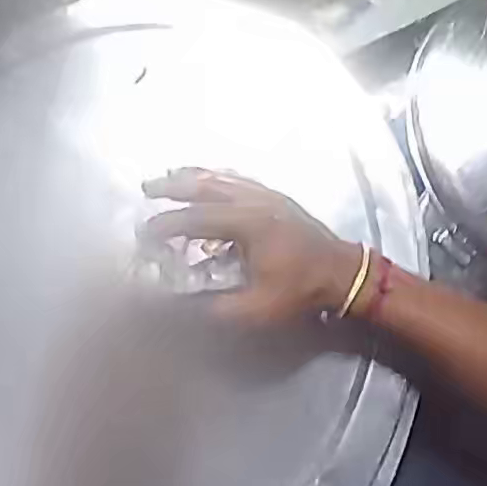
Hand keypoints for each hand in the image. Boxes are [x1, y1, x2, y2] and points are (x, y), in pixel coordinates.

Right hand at [140, 169, 364, 325]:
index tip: (143, 233)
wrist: (342, 273)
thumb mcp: (254, 308)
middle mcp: (258, 201)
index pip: (198, 218)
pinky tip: (209, 180)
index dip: (167, 224)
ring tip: (170, 176)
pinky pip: (241, 180)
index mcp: (250, 224)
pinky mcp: (278, 198)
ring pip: (225, 178)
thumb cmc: (299, 291)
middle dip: (175, 185)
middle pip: (209, 185)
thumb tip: (175, 304)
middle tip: (147, 187)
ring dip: (195, 177)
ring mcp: (270, 196)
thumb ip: (210, 307)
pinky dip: (218, 177)